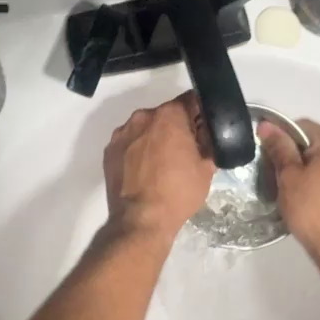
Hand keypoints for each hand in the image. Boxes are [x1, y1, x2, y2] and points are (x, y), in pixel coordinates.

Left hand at [103, 92, 215, 239]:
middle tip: (186, 150)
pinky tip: (145, 170)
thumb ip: (209, 143)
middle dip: (177, 126)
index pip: (191, 100)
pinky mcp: (109, 150)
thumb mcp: (206, 168)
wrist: (140, 220)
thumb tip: (206, 134)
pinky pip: (130, 142)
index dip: (201, 113)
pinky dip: (138, 149)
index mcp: (169, 115)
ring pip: (146, 127)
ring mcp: (122, 133)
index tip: (204, 129)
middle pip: (166, 113)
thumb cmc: (178, 192)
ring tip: (163, 163)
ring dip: (156, 137)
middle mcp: (143, 116)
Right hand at [260, 118, 319, 268]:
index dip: (283, 137)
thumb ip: (279, 149)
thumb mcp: (289, 179)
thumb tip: (267, 126)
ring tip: (299, 193)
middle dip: (298, 156)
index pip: (303, 126)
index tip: (272, 157)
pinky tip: (316, 203)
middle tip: (282, 178)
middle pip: (317, 145)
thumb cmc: (312, 212)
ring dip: (313, 171)